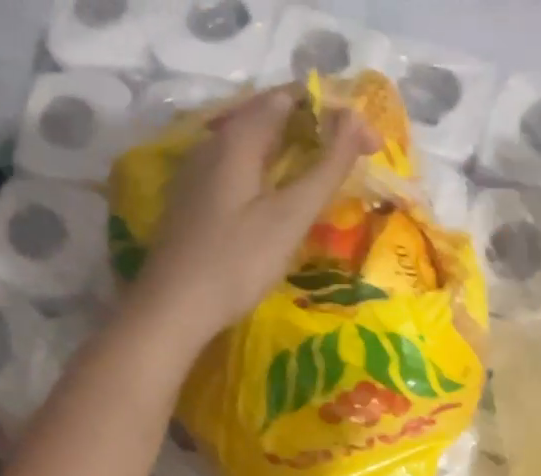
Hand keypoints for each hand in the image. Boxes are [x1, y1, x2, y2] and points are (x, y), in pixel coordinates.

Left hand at [126, 87, 376, 348]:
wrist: (170, 311)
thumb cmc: (235, 264)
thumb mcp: (290, 217)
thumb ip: (327, 167)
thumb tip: (357, 119)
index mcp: (237, 137)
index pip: (293, 98)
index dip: (336, 114)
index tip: (370, 147)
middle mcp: (212, 143)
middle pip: (270, 118)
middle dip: (315, 132)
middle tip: (350, 162)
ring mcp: (196, 174)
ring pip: (251, 146)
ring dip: (290, 155)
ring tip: (321, 182)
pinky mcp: (191, 203)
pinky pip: (236, 172)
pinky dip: (266, 176)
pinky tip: (277, 204)